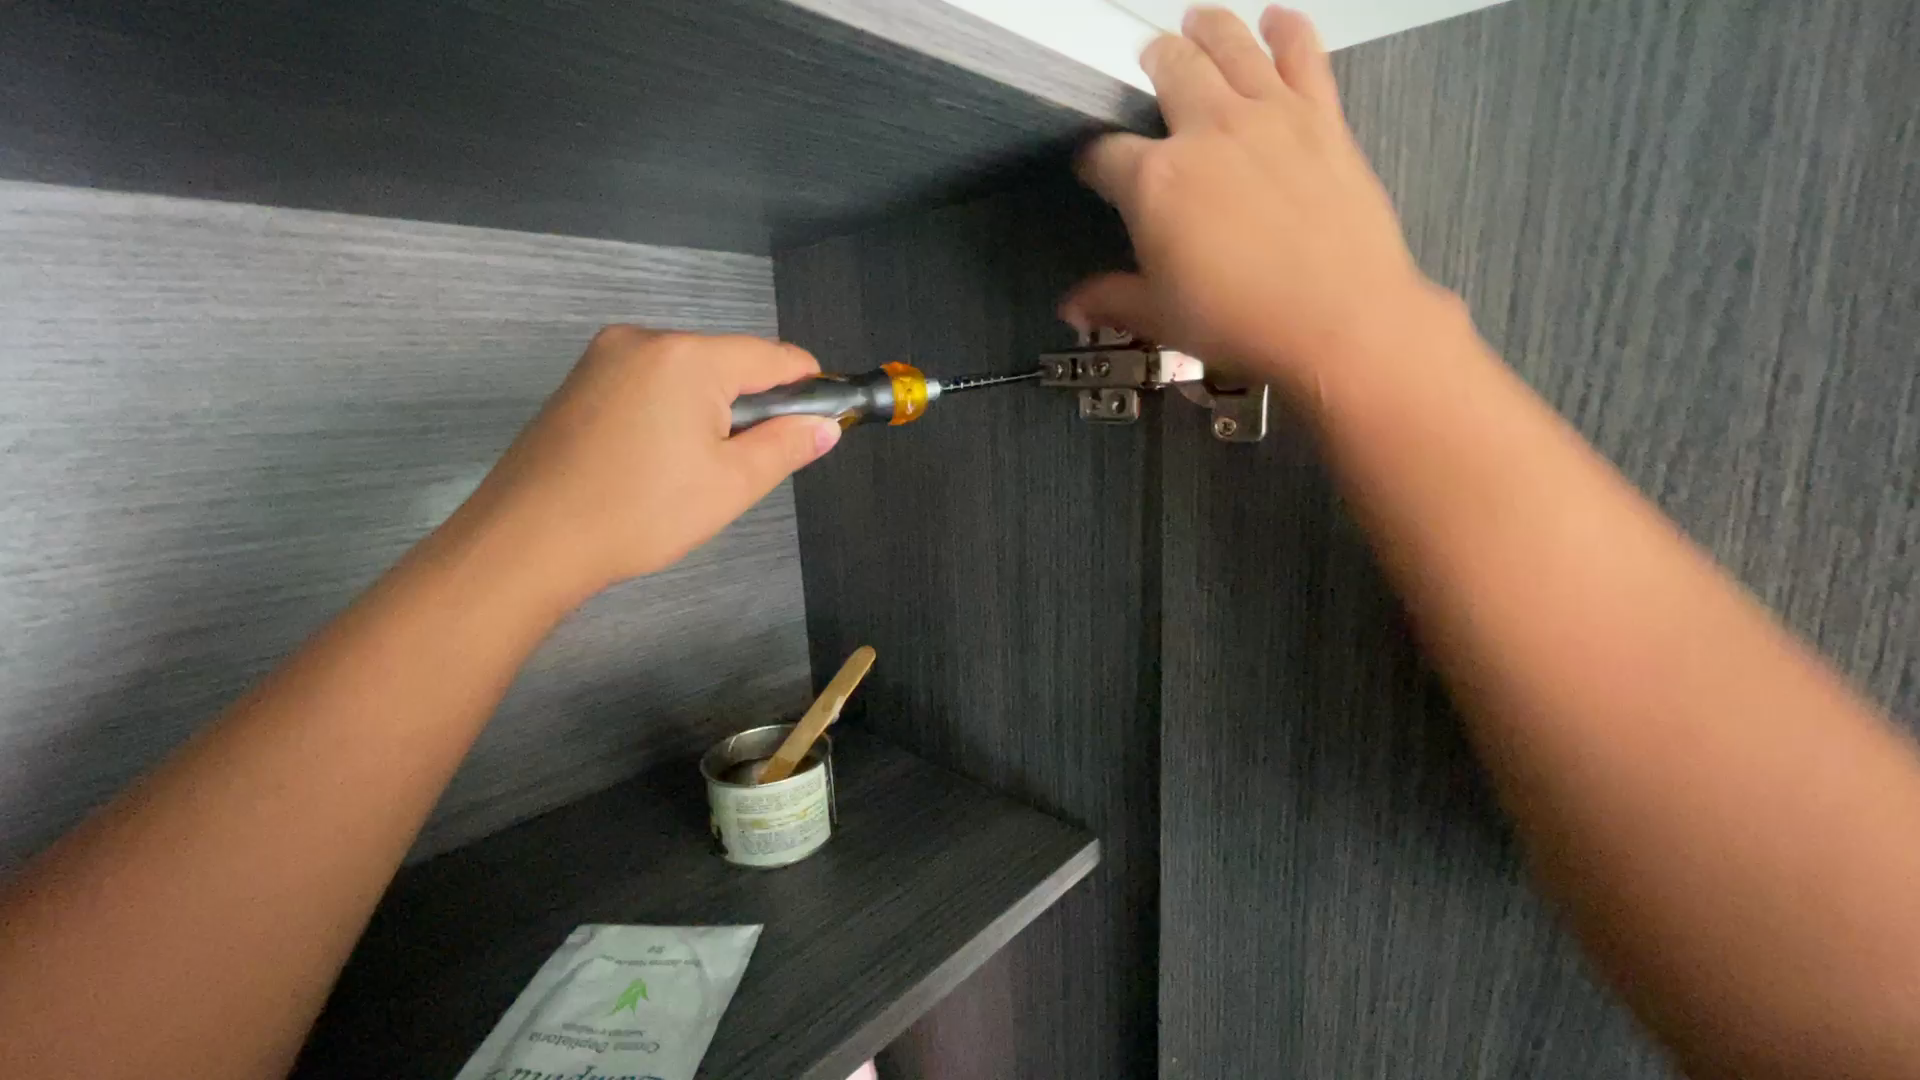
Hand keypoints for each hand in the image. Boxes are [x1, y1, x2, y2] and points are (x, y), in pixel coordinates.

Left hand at [459, 326, 839, 600]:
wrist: (527, 541)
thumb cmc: (641, 512)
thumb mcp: (731, 484)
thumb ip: (786, 446)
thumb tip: (826, 426)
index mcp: (688, 356)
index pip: (773, 356)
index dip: (808, 387)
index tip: (823, 422)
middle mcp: (644, 339)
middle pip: (728, 363)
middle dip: (751, 406)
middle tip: (747, 465)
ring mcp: (605, 357)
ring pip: (687, 375)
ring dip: (711, 411)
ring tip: (695, 471)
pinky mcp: (580, 382)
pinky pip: (649, 385)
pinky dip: (671, 413)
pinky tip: (657, 461)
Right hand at [1061, 6, 1456, 398]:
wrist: (1338, 318)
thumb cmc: (1241, 321)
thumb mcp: (1160, 316)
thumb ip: (1112, 299)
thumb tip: (1074, 306)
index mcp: (1155, 181)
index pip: (1106, 154)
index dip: (1092, 159)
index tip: (1092, 166)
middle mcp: (1207, 130)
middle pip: (1170, 70)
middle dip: (1151, 64)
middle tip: (1147, 63)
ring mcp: (1268, 115)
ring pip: (1230, 45)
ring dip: (1208, 28)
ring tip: (1196, 21)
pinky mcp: (1321, 117)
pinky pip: (1303, 54)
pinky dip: (1288, 30)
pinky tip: (1276, 19)